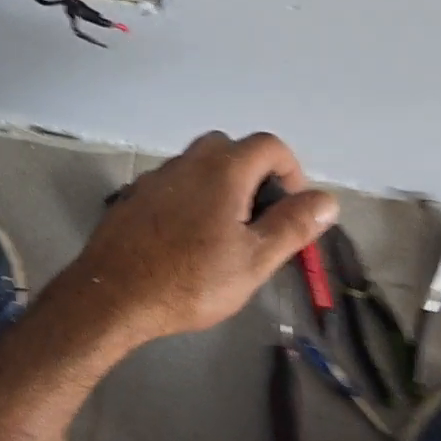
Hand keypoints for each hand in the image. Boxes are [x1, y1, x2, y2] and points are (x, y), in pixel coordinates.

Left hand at [46, 131, 338, 344]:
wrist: (113, 295)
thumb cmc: (191, 280)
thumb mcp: (254, 259)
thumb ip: (293, 225)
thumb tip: (327, 199)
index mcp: (222, 169)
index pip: (268, 145)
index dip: (290, 171)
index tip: (293, 209)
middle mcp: (187, 162)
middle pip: (231, 149)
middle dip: (254, 175)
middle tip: (259, 220)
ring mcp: (155, 177)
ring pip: (198, 165)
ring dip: (221, 187)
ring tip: (226, 233)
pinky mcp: (133, 196)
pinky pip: (173, 185)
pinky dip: (191, 198)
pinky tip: (188, 239)